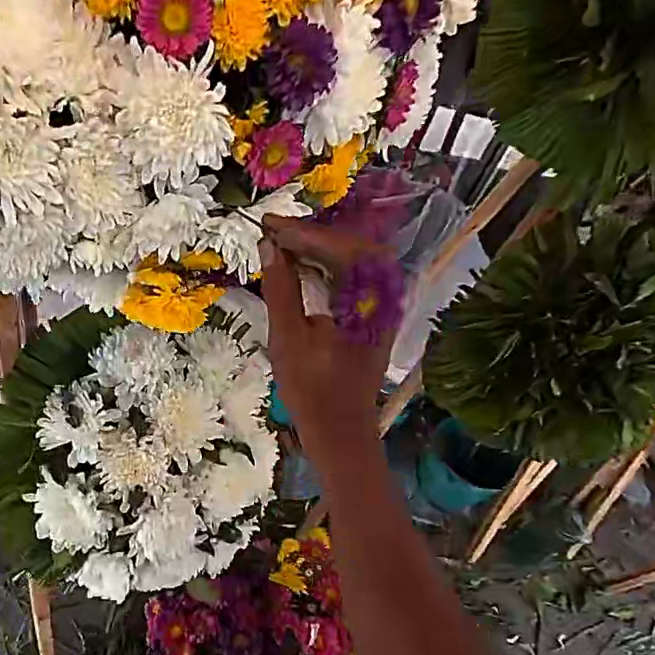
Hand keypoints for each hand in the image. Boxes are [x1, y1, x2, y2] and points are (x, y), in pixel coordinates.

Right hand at [259, 216, 396, 456]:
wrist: (340, 429)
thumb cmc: (311, 389)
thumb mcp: (287, 337)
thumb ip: (280, 288)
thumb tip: (268, 246)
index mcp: (369, 300)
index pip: (339, 247)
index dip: (302, 232)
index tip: (269, 225)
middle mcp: (386, 295)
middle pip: (352, 246)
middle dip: (311, 236)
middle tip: (273, 233)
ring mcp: (385, 305)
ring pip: (354, 259)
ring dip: (319, 249)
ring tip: (282, 245)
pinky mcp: (377, 315)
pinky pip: (355, 277)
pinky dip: (328, 267)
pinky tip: (303, 267)